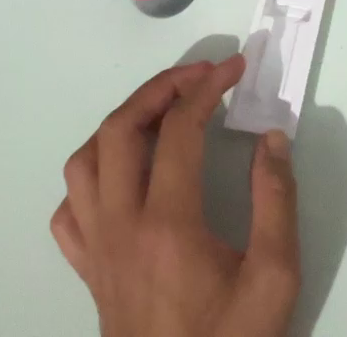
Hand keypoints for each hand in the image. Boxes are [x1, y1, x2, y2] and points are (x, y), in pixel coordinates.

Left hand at [50, 56, 299, 336]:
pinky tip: (124, 174)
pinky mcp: (87, 270)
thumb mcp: (275, 277)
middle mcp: (120, 227)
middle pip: (119, 130)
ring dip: (121, 122)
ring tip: (161, 112)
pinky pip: (70, 210)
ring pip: (84, 162)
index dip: (207, 87)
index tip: (234, 68)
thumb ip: (277, 200)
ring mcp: (96, 249)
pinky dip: (91, 175)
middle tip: (199, 75)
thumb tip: (270, 139)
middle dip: (160, 87)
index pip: (179, 130)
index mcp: (168, 225)